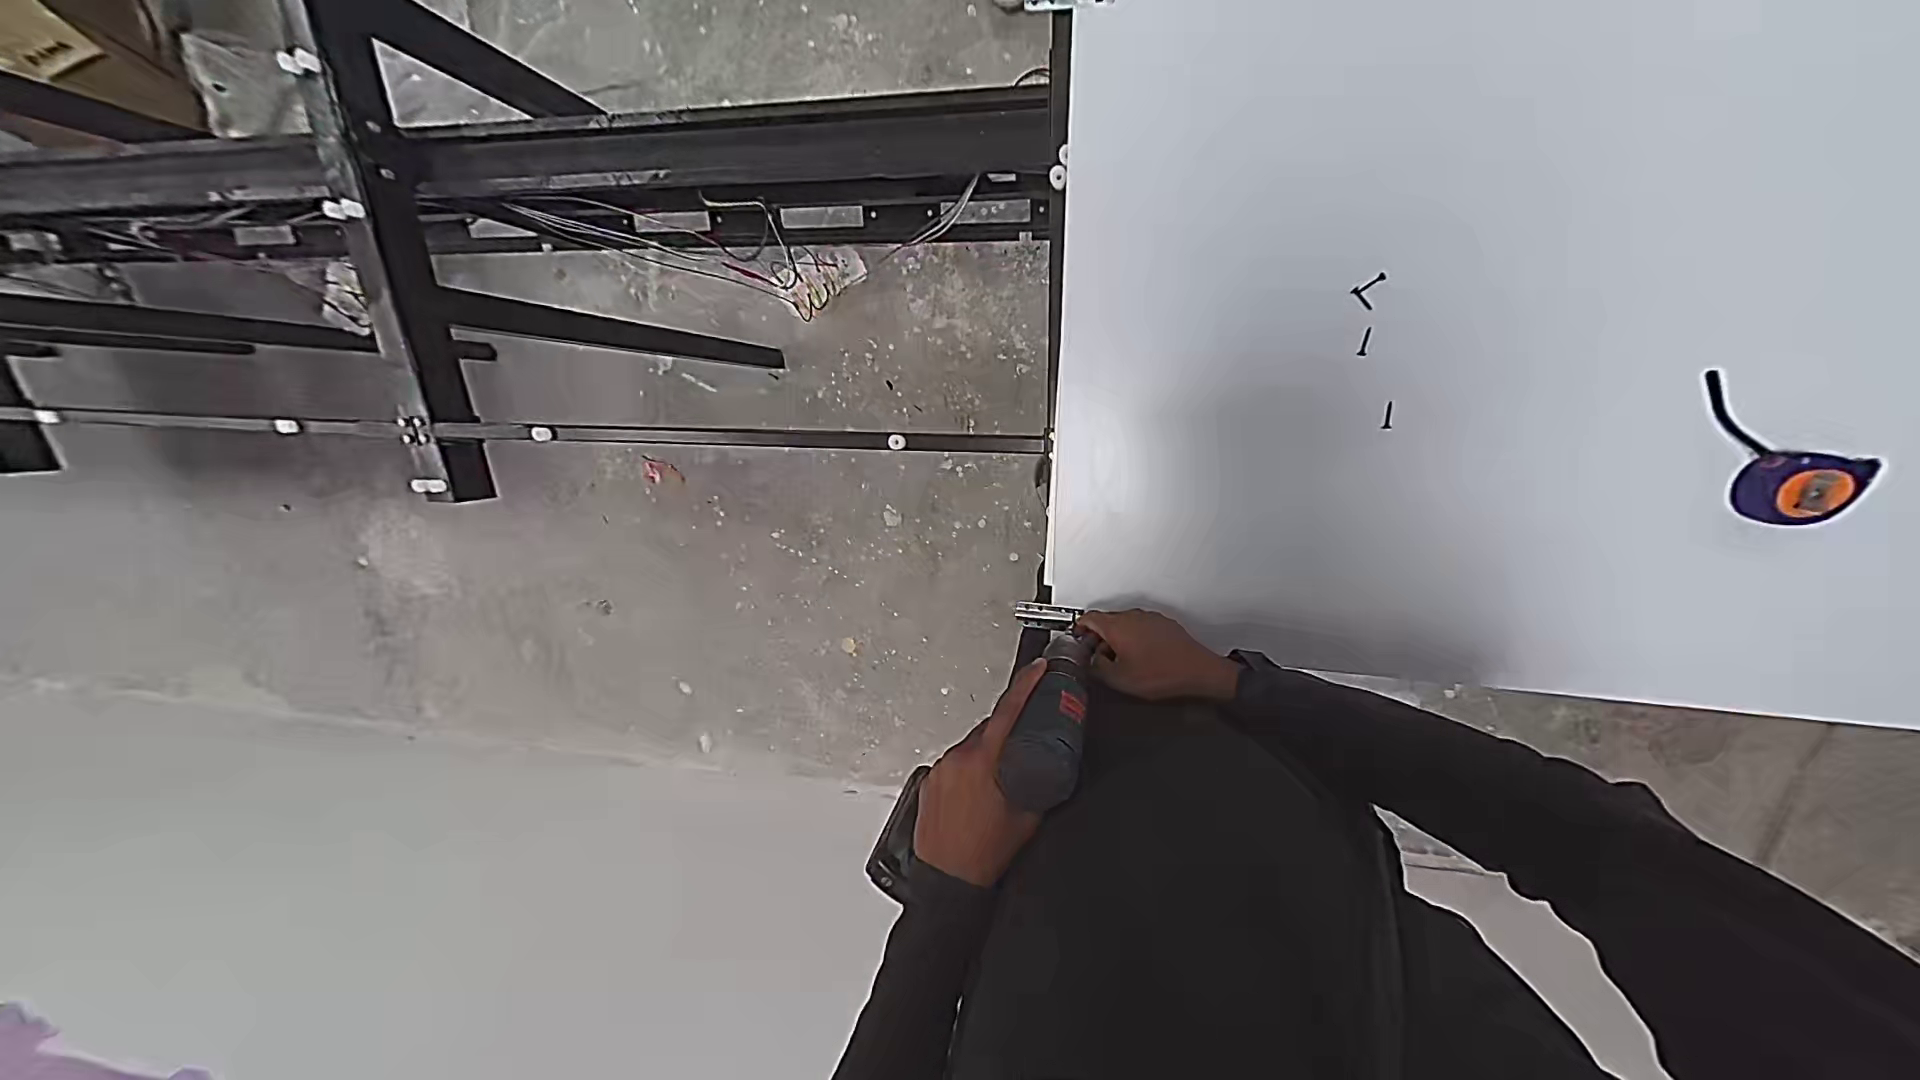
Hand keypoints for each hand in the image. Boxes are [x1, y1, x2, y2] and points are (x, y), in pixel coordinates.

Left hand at [914, 660, 1046, 886]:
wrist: (948, 883)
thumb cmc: (986, 855)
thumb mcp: (1027, 817)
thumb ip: (1039, 781)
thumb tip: (1051, 760)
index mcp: (985, 761)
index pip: (1009, 710)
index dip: (1027, 685)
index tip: (1037, 668)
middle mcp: (959, 758)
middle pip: (990, 728)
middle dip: (1007, 733)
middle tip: (1021, 753)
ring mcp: (941, 769)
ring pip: (972, 747)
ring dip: (986, 756)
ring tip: (995, 788)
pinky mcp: (930, 780)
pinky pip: (954, 764)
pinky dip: (968, 770)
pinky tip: (975, 796)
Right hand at [1076, 609, 1240, 702]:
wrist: (1198, 671)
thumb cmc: (1163, 673)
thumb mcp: (1119, 679)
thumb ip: (1098, 667)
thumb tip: (1094, 661)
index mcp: (1117, 626)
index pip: (1088, 617)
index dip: (1079, 627)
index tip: (1079, 636)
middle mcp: (1132, 616)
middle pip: (1107, 620)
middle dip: (1100, 636)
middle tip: (1099, 654)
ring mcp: (1150, 618)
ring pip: (1125, 623)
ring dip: (1119, 637)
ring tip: (1124, 659)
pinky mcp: (1164, 624)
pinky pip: (1142, 626)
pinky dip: (1136, 637)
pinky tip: (1142, 656)